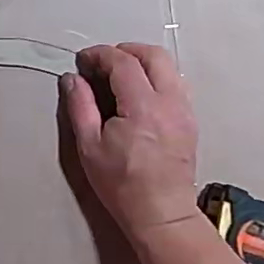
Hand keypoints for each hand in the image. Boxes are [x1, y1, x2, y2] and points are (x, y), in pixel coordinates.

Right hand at [60, 43, 200, 240]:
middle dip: (125, 51)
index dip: (100, 54)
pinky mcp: (190, 120)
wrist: (160, 213)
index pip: (123, 62)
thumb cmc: (121, 184)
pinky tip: (138, 95)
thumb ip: (80, 106)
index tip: (83, 60)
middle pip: (153, 55)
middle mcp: (170, 103)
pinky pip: (175, 84)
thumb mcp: (89, 146)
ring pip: (169, 67)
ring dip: (142, 63)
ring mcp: (185, 111)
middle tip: (102, 63)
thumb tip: (73, 80)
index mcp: (143, 107)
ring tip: (118, 77)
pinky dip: (155, 78)